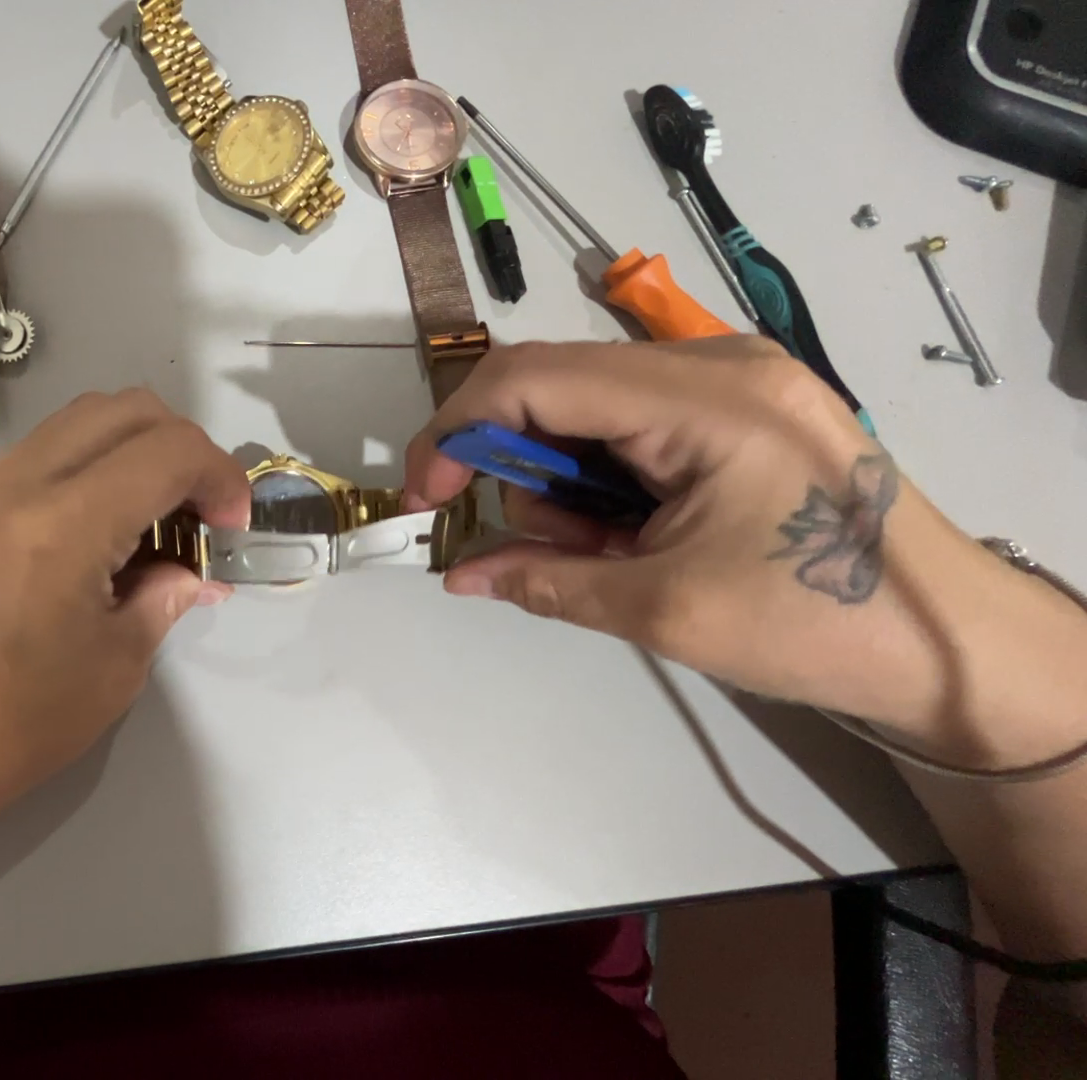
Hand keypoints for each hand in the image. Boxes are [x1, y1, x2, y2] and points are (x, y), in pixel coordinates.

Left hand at [0, 390, 249, 815]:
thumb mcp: (119, 662)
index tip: (232, 524)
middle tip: (202, 510)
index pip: (167, 451)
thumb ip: (167, 593)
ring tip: (159, 512)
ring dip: (139, 447)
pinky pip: (50, 446)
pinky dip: (96, 461)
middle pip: (127, 409)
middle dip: (184, 448)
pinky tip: (108, 520)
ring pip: (85, 416)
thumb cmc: (23, 720)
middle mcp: (17, 482)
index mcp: (63, 527)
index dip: (219, 475)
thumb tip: (197, 569)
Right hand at [403, 337, 1075, 755]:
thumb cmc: (820, 625)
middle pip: (548, 385)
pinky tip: (626, 531)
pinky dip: (593, 483)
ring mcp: (725, 381)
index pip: (533, 378)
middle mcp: (713, 365)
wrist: (955, 648)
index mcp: (707, 399)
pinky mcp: (727, 408)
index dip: (456, 431)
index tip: (426, 497)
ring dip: (557, 485)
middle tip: (529, 541)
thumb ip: (541, 579)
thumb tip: (455, 575)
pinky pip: (615, 426)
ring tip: (606, 551)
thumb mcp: (660, 609)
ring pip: (575, 409)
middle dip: (510, 464)